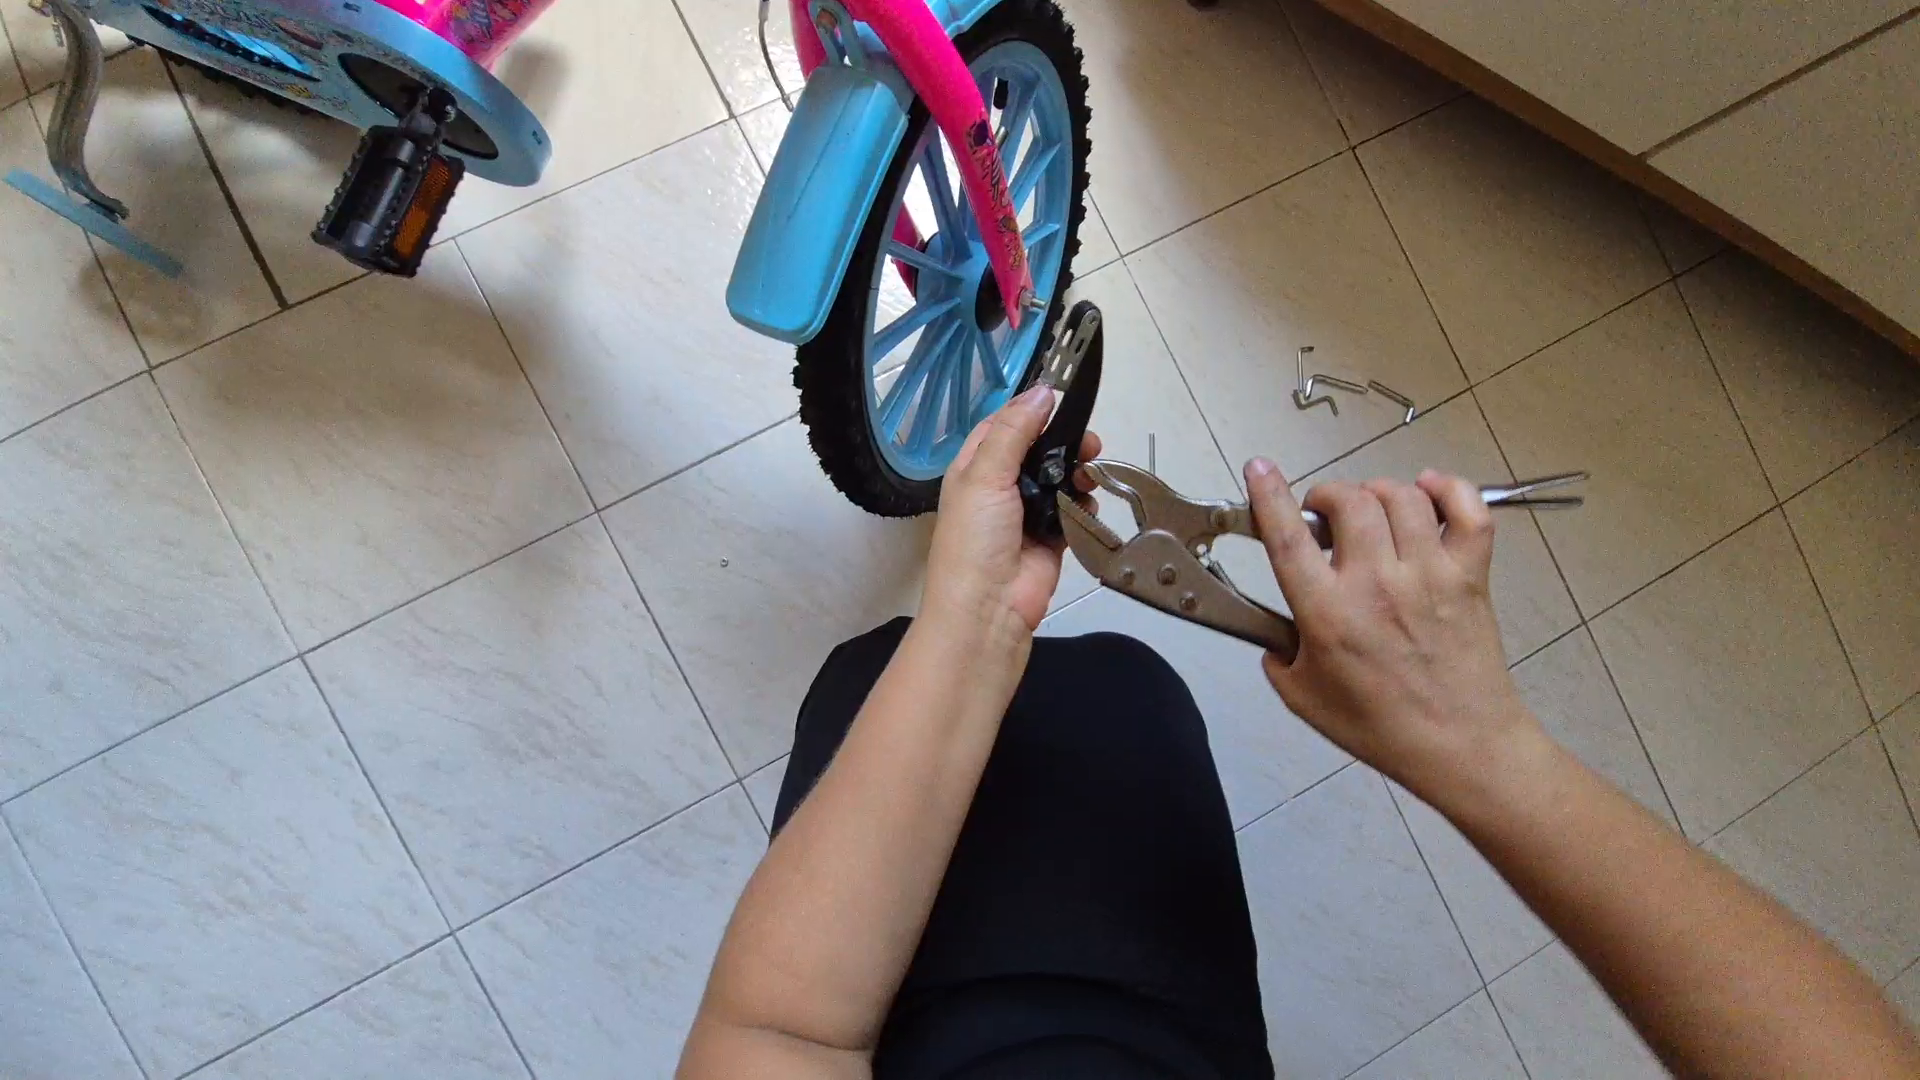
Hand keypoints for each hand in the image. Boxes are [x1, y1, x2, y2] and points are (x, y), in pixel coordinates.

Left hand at [919, 385, 1099, 657]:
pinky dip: (1084, 503)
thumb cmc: (976, 539)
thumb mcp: (985, 475)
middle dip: (1064, 441)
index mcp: (974, 468)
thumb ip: (1014, 431)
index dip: (1030, 411)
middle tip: (1090, 441)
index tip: (1062, 398)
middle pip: (1038, 450)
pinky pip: (1073, 509)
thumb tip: (1042, 390)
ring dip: (1078, 471)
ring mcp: (1027, 513)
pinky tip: (1087, 503)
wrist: (988, 609)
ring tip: (1091, 472)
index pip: (1003, 425)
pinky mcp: (1052, 536)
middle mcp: (999, 487)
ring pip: (1059, 478)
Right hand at [1243, 458, 1538, 798]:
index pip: (1289, 538)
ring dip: (1375, 491)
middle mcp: (1378, 583)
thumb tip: (1273, 627)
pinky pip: (1468, 511)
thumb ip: (1275, 653)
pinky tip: (1427, 491)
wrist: (1462, 747)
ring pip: (1402, 496)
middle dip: (1326, 494)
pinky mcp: (1472, 576)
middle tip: (1321, 515)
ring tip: (1367, 511)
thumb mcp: (1299, 695)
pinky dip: (1448, 488)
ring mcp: (1430, 575)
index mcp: (1328, 613)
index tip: (1258, 468)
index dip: (1269, 495)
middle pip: (1350, 501)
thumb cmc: (1376, 726)